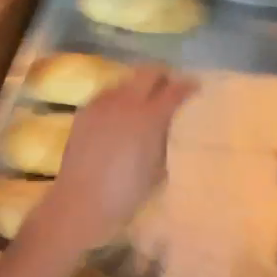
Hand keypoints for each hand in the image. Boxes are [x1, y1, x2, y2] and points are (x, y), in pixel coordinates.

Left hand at [25, 66, 197, 253]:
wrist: (80, 203)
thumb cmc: (126, 194)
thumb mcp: (158, 169)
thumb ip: (165, 140)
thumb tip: (167, 127)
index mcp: (150, 117)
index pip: (175, 90)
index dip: (188, 86)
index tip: (195, 87)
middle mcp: (126, 102)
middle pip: (148, 72)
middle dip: (162, 76)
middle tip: (169, 87)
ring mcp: (102, 104)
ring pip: (126, 80)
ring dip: (139, 85)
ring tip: (144, 100)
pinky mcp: (84, 112)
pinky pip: (107, 94)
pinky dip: (119, 97)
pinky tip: (120, 114)